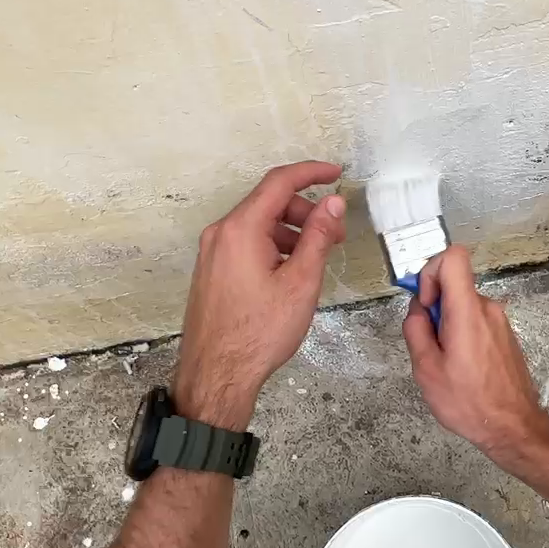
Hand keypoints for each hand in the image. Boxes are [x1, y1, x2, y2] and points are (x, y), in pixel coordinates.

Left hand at [174, 161, 346, 428]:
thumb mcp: (301, 281)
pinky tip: (290, 272)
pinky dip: (272, 246)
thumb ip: (318, 236)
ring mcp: (212, 253)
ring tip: (316, 258)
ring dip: (290, 231)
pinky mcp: (212, 271)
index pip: (279, 182)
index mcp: (241, 229)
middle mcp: (220, 234)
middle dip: (305, 211)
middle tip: (335, 235)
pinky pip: (246, 244)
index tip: (336, 173)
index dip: (311, 173)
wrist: (218, 374)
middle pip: (268, 203)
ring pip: (258, 225)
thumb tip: (333, 203)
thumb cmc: (259, 333)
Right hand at [402, 245, 548, 459]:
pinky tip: (463, 368)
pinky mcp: (505, 335)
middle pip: (454, 285)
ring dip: (448, 326)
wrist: (513, 426)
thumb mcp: (426, 369)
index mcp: (468, 311)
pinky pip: (476, 321)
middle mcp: (488, 308)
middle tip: (431, 347)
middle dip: (434, 308)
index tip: (425, 304)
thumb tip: (418, 310)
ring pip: (463, 306)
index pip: (453, 257)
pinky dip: (462, 335)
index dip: (430, 272)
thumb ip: (416, 330)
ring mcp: (500, 321)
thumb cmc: (468, 401)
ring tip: (447, 363)